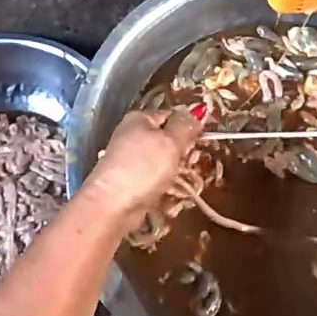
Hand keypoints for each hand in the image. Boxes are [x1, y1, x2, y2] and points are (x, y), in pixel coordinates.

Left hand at [82, 108, 199, 219]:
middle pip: (168, 136)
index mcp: (140, 118)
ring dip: (176, 167)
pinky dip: (164, 179)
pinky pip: (155, 173)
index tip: (206, 138)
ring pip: (163, 157)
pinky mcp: (129, 178)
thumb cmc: (143, 168)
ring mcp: (129, 157)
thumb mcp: (170, 142)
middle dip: (183, 149)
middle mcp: (132, 134)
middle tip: (190, 160)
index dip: (190, 124)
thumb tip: (199, 109)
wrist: (110, 206)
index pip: (172, 115)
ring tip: (181, 177)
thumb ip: (186, 125)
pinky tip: (170, 187)